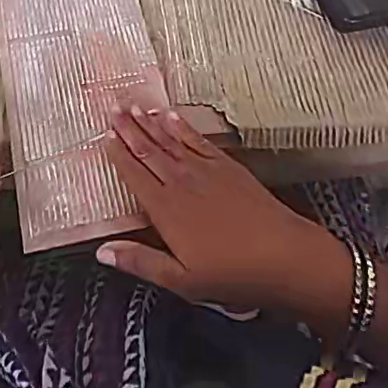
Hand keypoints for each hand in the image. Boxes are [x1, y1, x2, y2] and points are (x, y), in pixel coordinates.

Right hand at [98, 107, 352, 324]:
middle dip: (129, 129)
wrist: (286, 255)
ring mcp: (206, 171)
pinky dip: (182, 127)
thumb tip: (101, 251)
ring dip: (150, 123)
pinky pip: (198, 141)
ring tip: (134, 107)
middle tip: (113, 109)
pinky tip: (172, 116)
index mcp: (166, 209)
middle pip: (149, 151)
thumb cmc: (233, 273)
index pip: (135, 174)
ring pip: (170, 141)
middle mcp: (182, 183)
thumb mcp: (182, 280)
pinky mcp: (228, 167)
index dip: (118, 154)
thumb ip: (140, 262)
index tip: (105, 135)